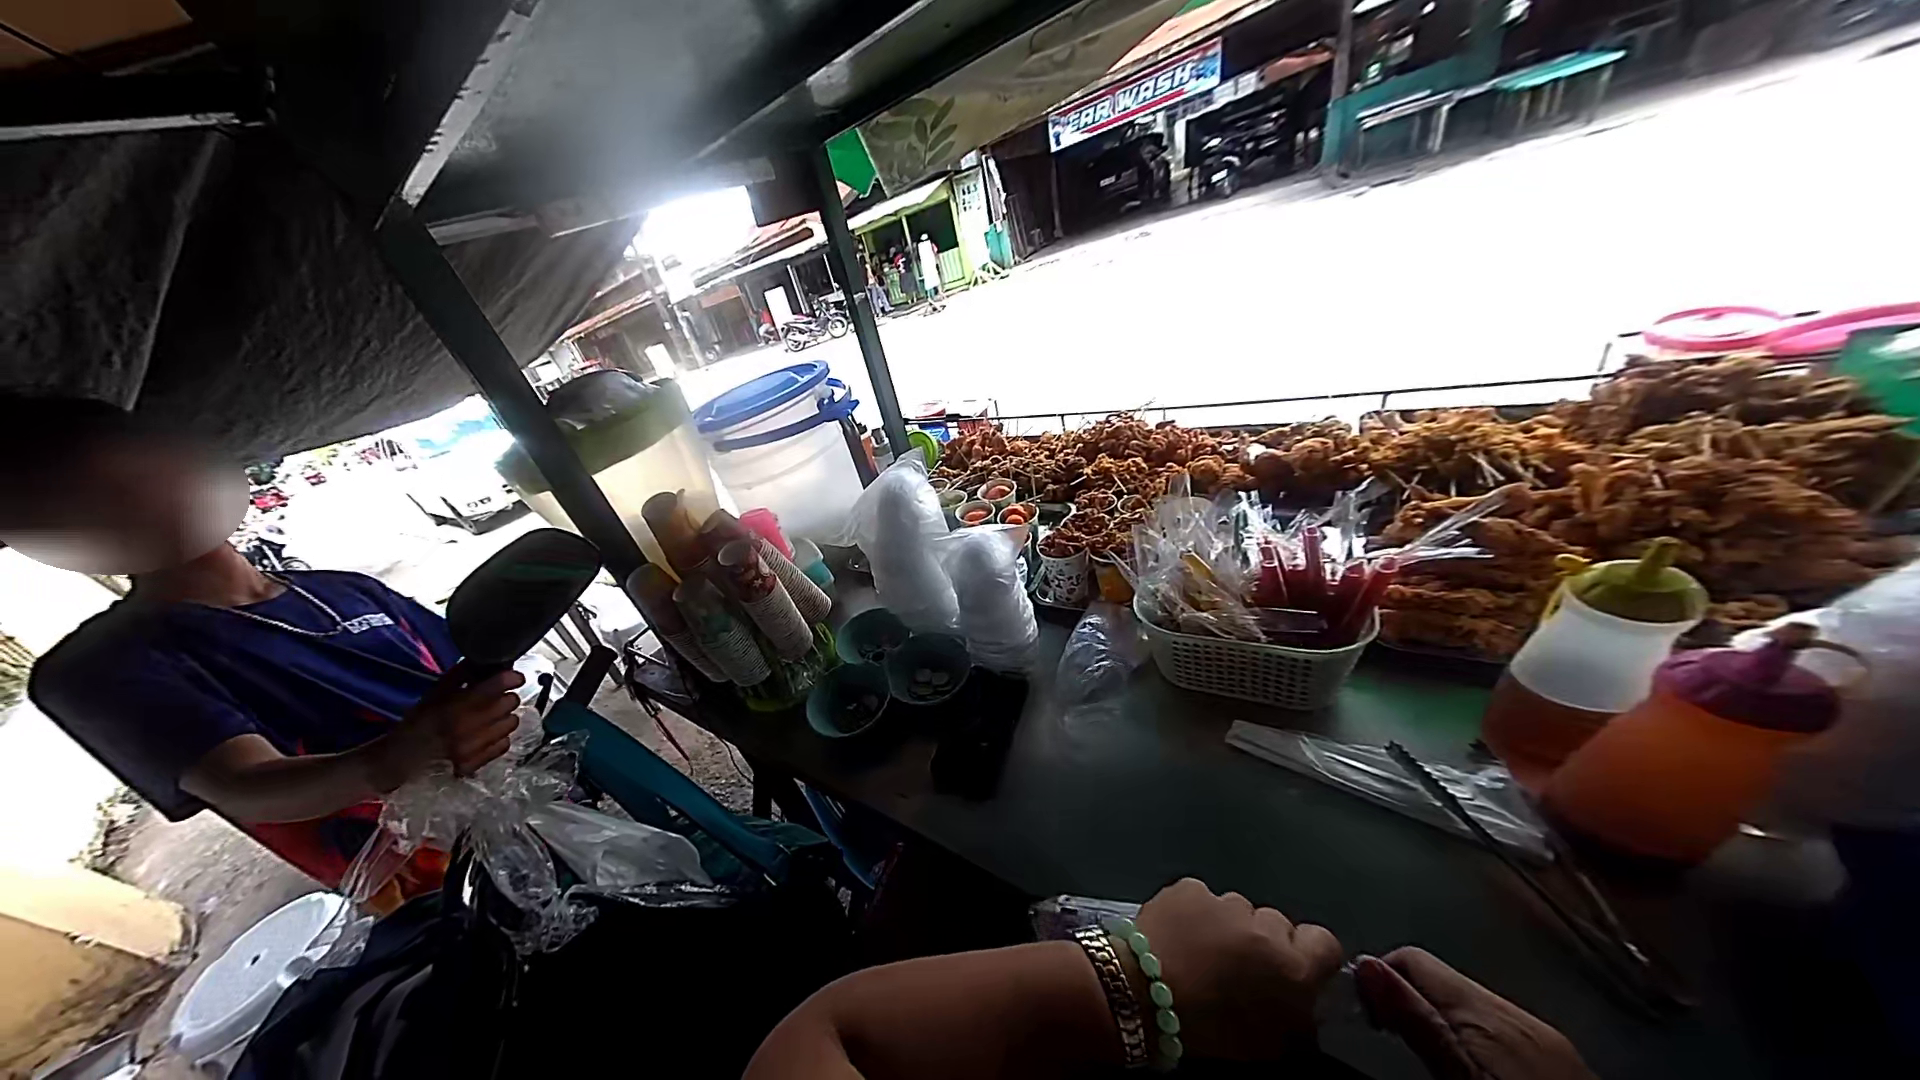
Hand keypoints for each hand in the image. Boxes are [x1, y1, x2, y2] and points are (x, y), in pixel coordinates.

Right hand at [369, 665, 525, 789]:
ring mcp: (473, 749)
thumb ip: (459, 676)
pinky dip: (499, 738)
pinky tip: (487, 736)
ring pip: (511, 723)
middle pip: (510, 703)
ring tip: (490, 719)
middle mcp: (468, 728)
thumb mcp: (433, 695)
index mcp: (455, 707)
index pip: (499, 686)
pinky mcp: (476, 764)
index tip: (513, 677)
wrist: (395, 763)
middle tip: (495, 700)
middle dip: (505, 698)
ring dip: (504, 718)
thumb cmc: (415, 725)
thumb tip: (483, 660)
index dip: (511, 678)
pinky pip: (504, 744)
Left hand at [1131, 878, 1342, 1059]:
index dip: (1310, 954)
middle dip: (1264, 941)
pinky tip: (1180, 933)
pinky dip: (1196, 912)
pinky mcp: (1190, 886)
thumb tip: (1308, 999)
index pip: (1324, 942)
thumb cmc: (1212, 1029)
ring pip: (1237, 909)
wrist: (1146, 992)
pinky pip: (1203, 898)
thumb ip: (1300, 1015)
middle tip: (1241, 966)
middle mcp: (1263, 925)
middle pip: (1276, 923)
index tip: (1293, 968)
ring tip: (1204, 951)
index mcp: (1292, 967)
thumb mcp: (1272, 1042)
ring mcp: (1223, 901)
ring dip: (1229, 925)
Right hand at [1354, 947, 1595, 1079]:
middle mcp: (1518, 1011)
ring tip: (1430, 1055)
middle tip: (1394, 1039)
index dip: (1381, 977)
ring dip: (1443, 1019)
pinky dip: (1477, 1036)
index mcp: (1487, 1009)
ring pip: (1472, 1003)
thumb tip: (1365, 963)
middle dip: (1412, 998)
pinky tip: (1477, 1068)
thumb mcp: (1460, 1077)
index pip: (1412, 956)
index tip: (1368, 1015)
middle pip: (1443, 979)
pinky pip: (1502, 1027)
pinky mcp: (1563, 1062)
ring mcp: (1546, 1037)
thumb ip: (1417, 1021)